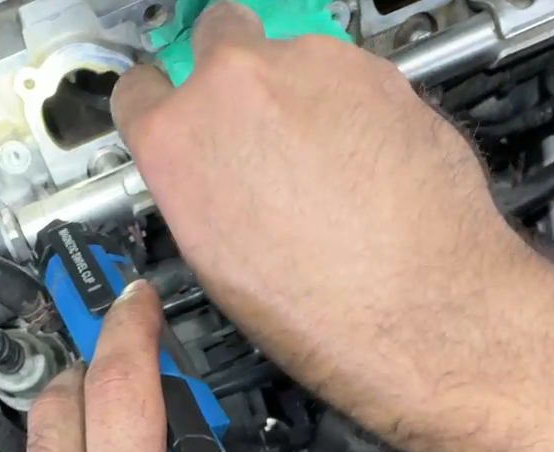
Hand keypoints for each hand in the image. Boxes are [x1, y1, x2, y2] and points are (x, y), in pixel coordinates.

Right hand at [111, 4, 533, 401]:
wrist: (414, 310)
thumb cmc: (317, 310)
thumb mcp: (217, 264)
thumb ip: (197, 193)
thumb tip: (206, 181)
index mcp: (180, 139)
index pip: (139, 91)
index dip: (158, 107)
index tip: (172, 112)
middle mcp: (237, 85)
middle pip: (216, 39)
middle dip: (231, 80)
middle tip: (257, 136)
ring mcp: (311, 67)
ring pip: (289, 59)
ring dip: (299, 101)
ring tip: (324, 173)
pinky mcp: (377, 71)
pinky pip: (348, 77)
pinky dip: (351, 110)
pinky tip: (363, 169)